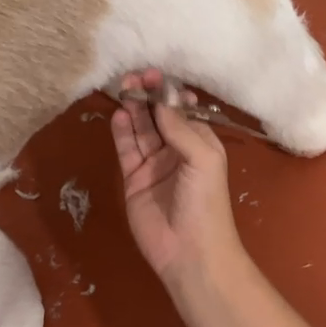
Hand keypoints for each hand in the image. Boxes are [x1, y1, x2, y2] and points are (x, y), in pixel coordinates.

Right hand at [109, 69, 244, 282]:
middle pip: (159, 116)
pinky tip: (119, 114)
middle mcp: (177, 150)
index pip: (183, 110)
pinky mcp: (134, 178)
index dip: (170, 93)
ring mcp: (154, 164)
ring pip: (141, 129)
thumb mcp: (203, 159)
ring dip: (134, 109)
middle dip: (149, 95)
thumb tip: (162, 101)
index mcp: (201, 142)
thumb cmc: (206, 202)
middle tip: (135, 76)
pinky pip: (127, 149)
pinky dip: (122, 131)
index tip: (156, 75)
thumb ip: (181, 128)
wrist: (190, 251)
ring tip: (124, 87)